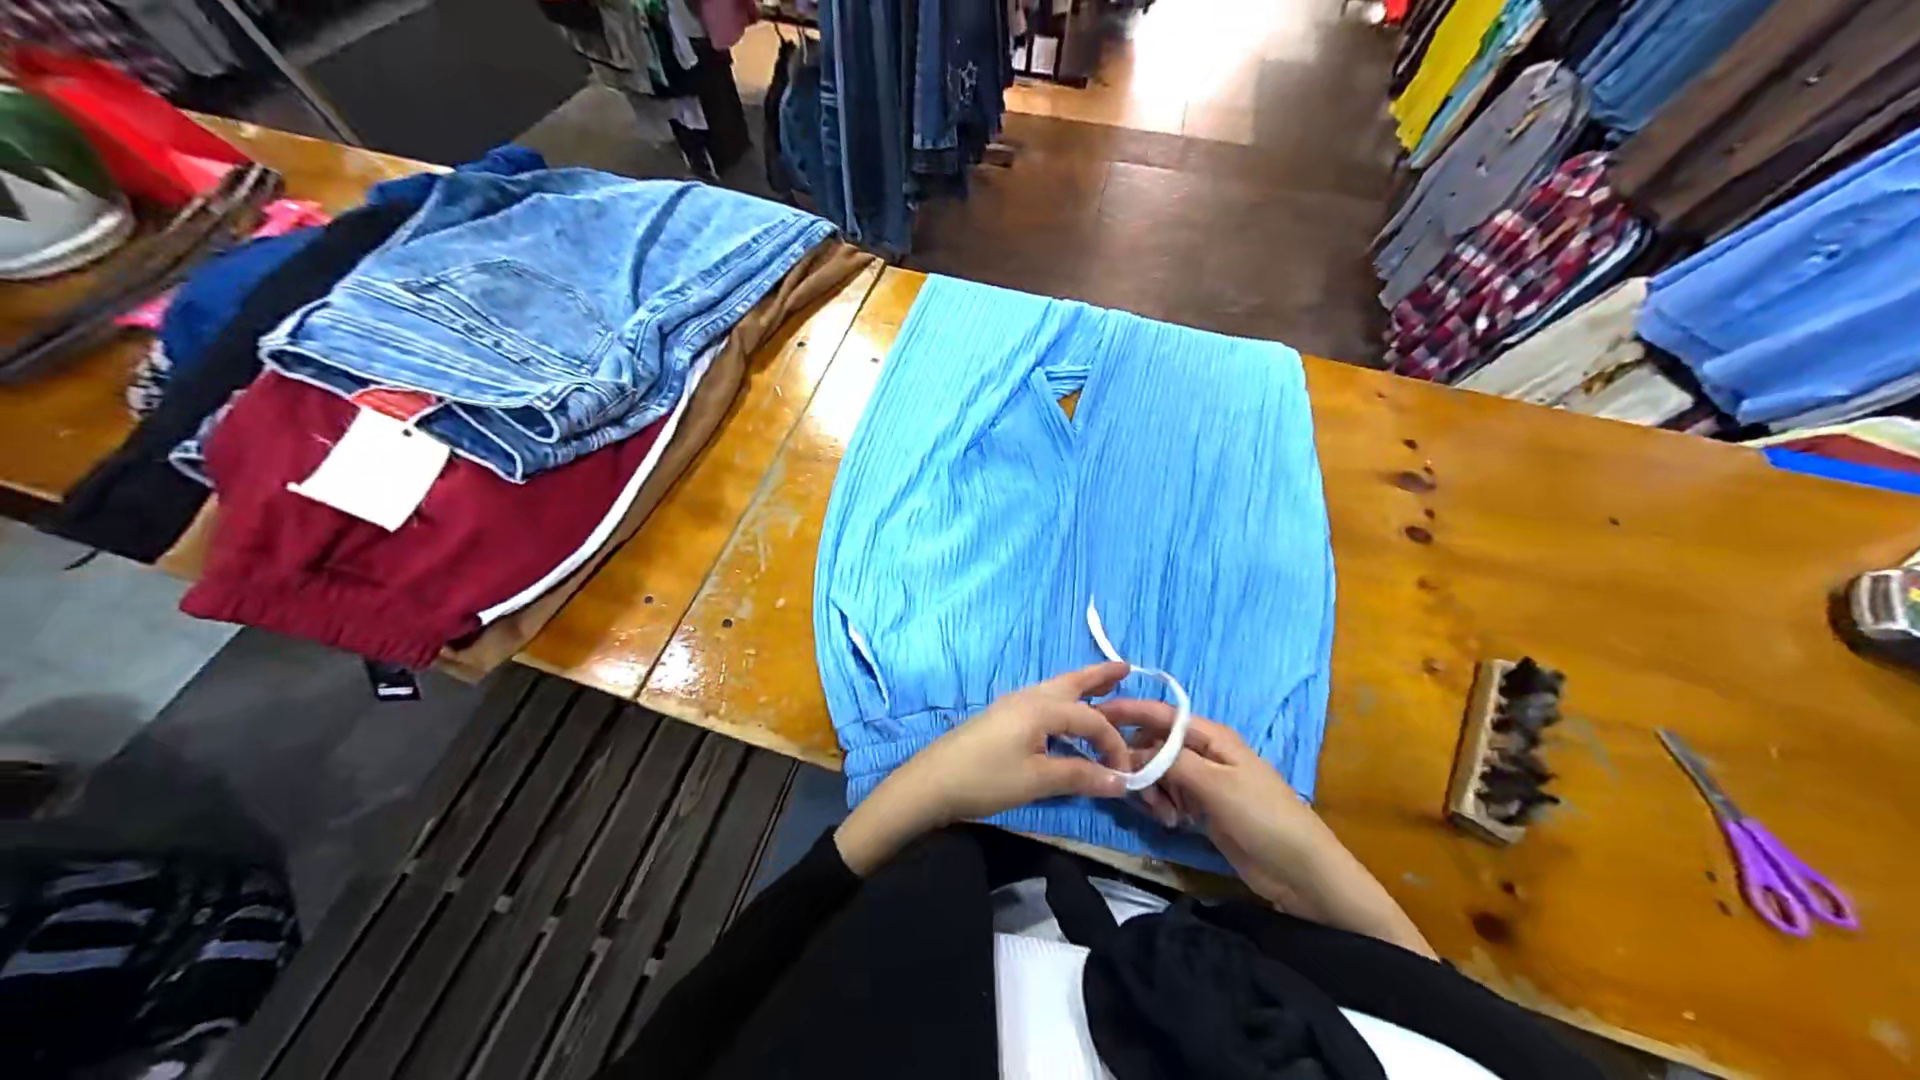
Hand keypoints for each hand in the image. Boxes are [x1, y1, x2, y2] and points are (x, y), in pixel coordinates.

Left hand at [835, 662, 1134, 873]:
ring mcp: (1012, 705)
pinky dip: (1064, 702)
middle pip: (1071, 683)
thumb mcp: (1037, 781)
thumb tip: (1122, 780)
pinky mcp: (1002, 717)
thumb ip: (1080, 776)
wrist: (932, 782)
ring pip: (1055, 690)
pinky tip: (1066, 717)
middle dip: (1099, 677)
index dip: (1112, 744)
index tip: (1124, 773)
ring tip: (1103, 685)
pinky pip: (1044, 702)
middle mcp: (1029, 698)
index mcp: (1041, 707)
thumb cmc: (986, 779)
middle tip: (1125, 668)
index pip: (1091, 720)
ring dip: (1081, 687)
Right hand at [1102, 701, 1435, 957]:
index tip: (1092, 716)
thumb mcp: (1216, 785)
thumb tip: (1134, 749)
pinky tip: (1171, 823)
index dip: (1127, 711)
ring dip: (1150, 789)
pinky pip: (1168, 796)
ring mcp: (1203, 781)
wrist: (1302, 874)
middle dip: (1138, 762)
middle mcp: (1204, 752)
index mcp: (1211, 736)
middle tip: (1133, 789)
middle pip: (1154, 744)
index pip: (1160, 714)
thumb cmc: (1264, 818)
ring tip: (1163, 815)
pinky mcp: (1202, 808)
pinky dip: (1162, 806)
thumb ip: (1172, 761)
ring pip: (1157, 772)